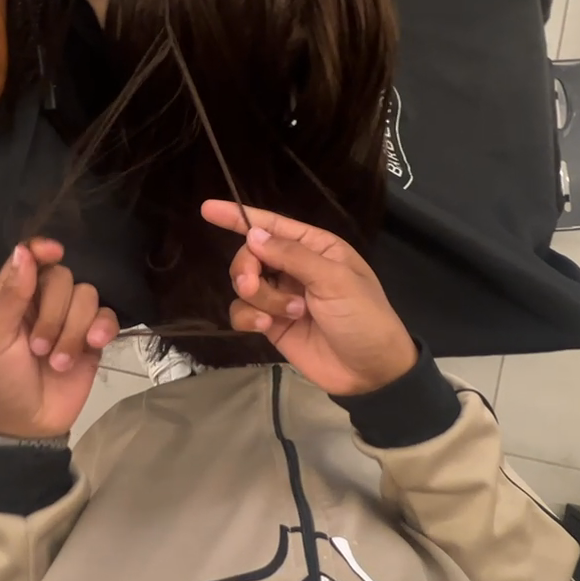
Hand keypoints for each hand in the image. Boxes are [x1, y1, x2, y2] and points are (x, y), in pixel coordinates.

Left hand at [0, 239, 119, 439]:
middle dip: (54, 314)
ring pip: (87, 296)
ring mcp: (72, 318)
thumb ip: (10, 296)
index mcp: (15, 296)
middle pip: (63, 277)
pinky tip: (93, 346)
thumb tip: (23, 251)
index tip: (54, 253)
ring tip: (59, 362)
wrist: (31, 424)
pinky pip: (108, 316)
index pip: (30, 257)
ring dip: (73, 331)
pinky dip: (102, 328)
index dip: (42, 250)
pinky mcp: (95, 337)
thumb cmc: (3, 380)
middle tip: (39, 348)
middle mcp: (45, 301)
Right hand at [200, 201, 416, 396]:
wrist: (371, 371)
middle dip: (248, 269)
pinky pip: (243, 312)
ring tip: (289, 315)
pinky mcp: (272, 324)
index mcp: (314, 247)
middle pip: (250, 255)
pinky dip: (248, 318)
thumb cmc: (362, 317)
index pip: (271, 225)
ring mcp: (281, 297)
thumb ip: (292, 256)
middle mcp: (294, 267)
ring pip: (245, 285)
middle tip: (253, 285)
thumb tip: (253, 235)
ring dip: (260, 299)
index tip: (208, 209)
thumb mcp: (334, 280)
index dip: (238, 216)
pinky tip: (266, 328)